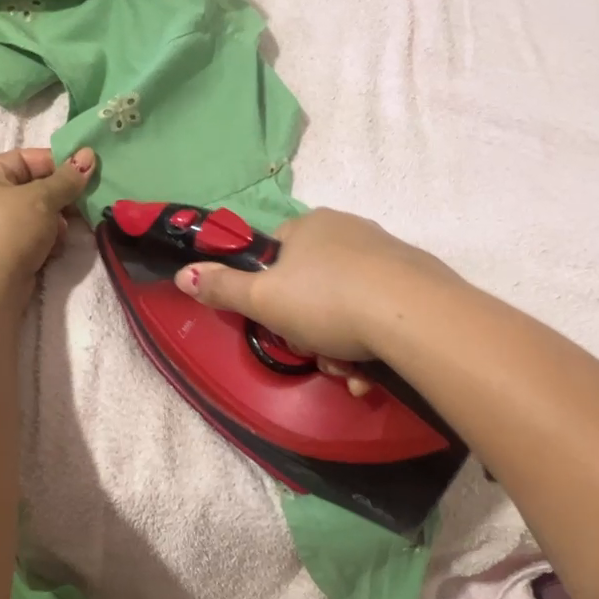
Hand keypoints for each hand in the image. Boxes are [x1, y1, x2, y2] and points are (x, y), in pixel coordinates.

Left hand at [0, 146, 96, 299]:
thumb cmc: (11, 231)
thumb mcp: (42, 199)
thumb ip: (67, 178)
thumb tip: (89, 155)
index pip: (25, 159)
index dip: (55, 162)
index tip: (83, 172)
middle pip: (34, 187)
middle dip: (60, 196)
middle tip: (83, 202)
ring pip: (38, 213)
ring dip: (57, 220)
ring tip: (65, 230)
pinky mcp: (8, 250)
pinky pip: (34, 235)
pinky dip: (48, 238)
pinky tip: (56, 247)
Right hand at [173, 208, 453, 361]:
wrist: (413, 316)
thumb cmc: (326, 301)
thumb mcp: (262, 299)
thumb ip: (222, 288)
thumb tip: (183, 274)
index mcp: (311, 225)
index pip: (277, 252)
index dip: (269, 290)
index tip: (275, 319)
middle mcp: (349, 231)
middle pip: (311, 286)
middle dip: (307, 330)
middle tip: (310, 352)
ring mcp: (386, 256)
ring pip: (345, 307)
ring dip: (337, 347)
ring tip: (345, 370)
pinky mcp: (416, 282)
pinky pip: (379, 316)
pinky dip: (369, 347)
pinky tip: (370, 373)